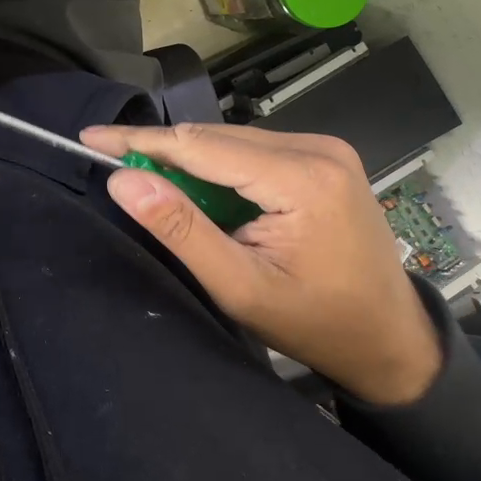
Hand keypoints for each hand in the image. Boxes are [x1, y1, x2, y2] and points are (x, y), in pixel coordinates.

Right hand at [82, 122, 441, 404]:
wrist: (391, 342)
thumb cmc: (315, 323)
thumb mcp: (238, 286)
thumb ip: (179, 229)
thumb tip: (121, 180)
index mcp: (302, 179)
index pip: (198, 145)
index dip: (138, 141)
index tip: (89, 138)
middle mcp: (317, 149)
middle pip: (212, 137)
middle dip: (159, 152)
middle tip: (110, 167)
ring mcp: (324, 150)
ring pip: (227, 140)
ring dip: (187, 161)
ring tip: (153, 188)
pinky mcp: (323, 157)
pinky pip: (248, 149)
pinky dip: (215, 166)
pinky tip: (200, 192)